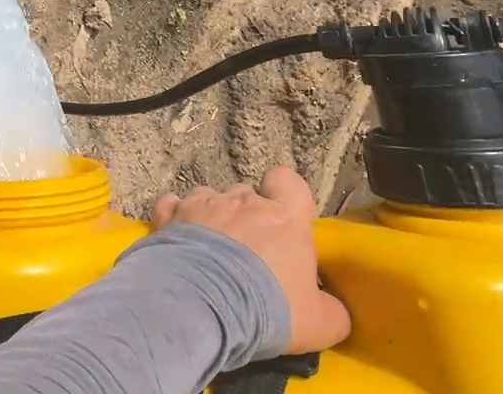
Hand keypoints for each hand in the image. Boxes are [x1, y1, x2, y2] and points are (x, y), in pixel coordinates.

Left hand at [151, 165, 351, 353]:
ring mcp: (201, 202)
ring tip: (211, 250)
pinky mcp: (169, 213)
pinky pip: (173, 205)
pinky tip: (178, 238)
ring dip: (213, 217)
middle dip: (248, 216)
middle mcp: (242, 200)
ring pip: (210, 197)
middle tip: (248, 252)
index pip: (288, 181)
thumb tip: (332, 306)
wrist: (205, 302)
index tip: (285, 217)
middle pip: (248, 194)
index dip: (287, 193)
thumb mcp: (322, 322)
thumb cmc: (271, 307)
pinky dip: (176, 217)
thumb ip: (332, 308)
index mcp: (283, 217)